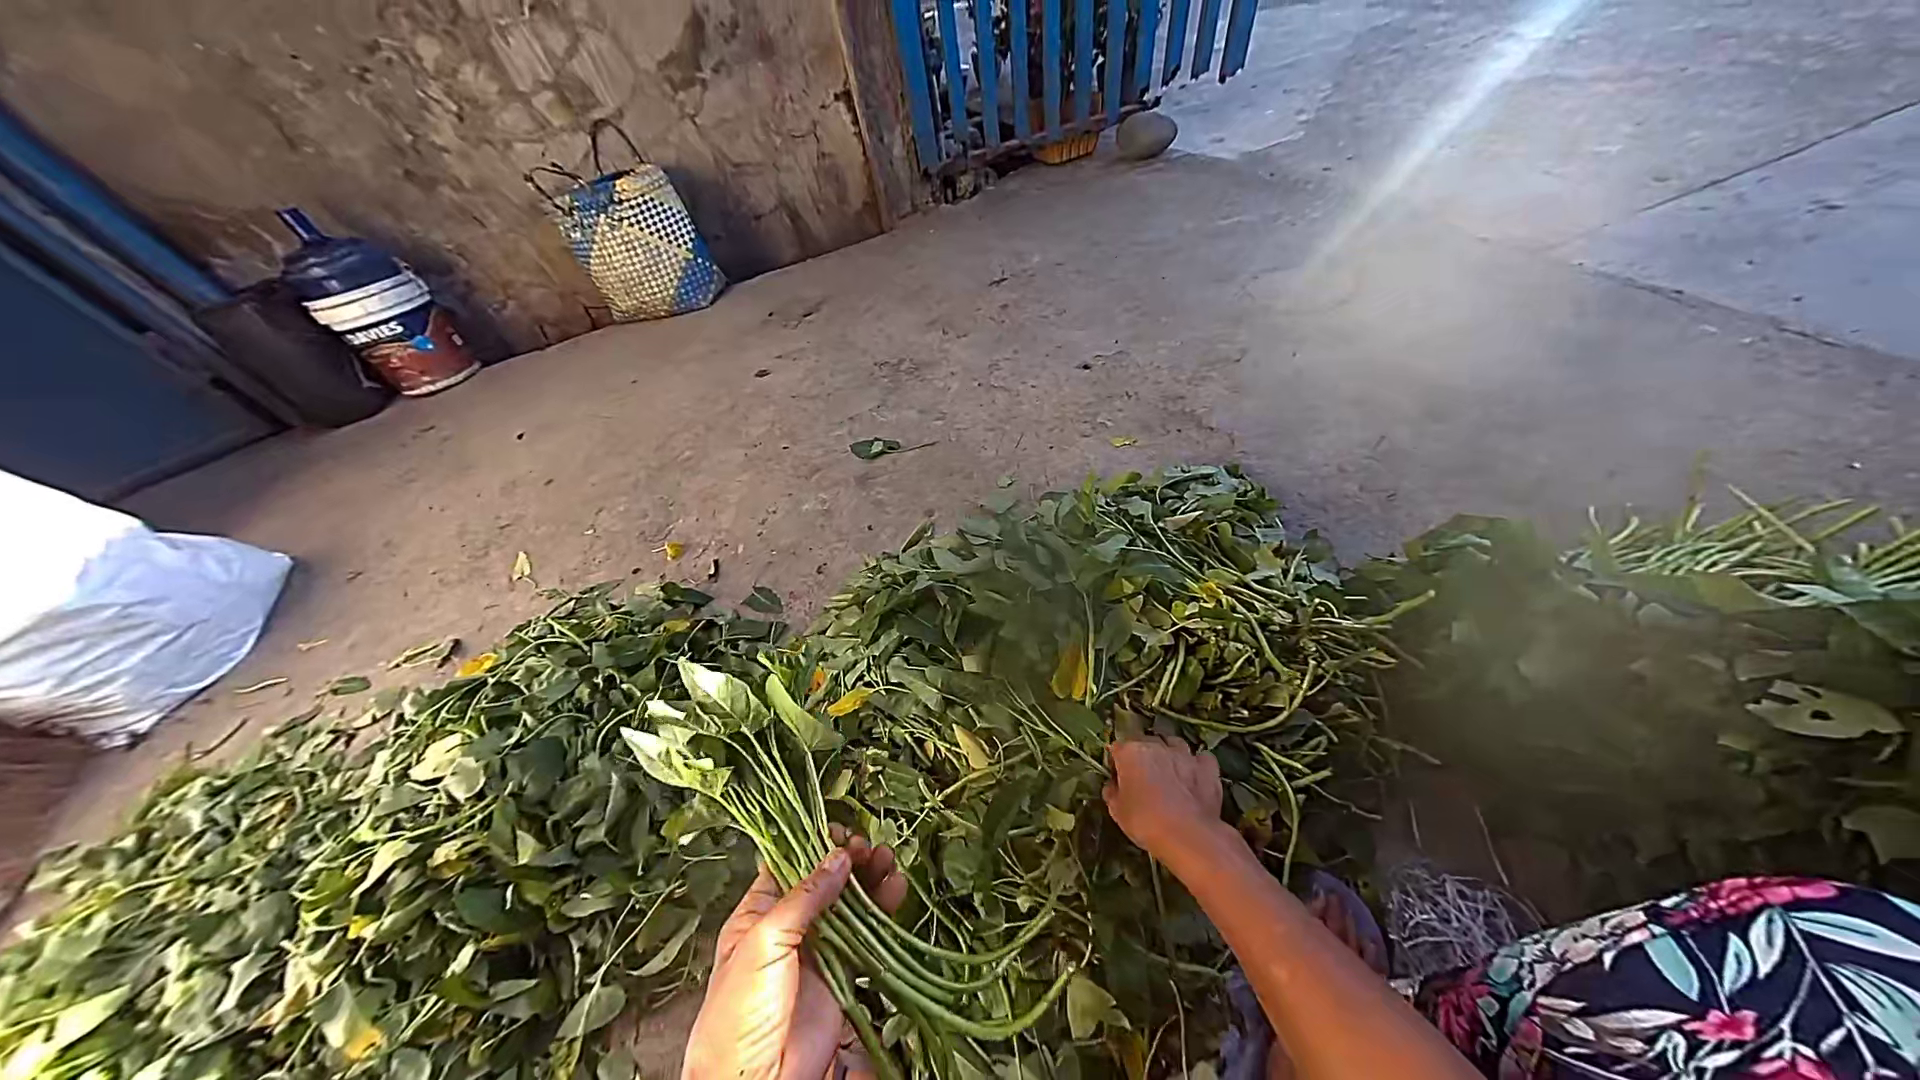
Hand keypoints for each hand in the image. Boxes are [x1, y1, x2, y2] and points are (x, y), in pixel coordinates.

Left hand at [681, 830, 906, 1079]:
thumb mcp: (763, 944)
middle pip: (825, 879)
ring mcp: (819, 948)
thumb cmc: (740, 1012)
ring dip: (870, 878)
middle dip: (848, 859)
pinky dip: (884, 908)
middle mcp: (790, 925)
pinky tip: (895, 889)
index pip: (790, 864)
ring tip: (886, 860)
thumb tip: (838, 856)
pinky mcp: (843, 970)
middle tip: (867, 848)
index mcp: (759, 913)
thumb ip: (803, 898)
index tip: (841, 831)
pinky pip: (868, 932)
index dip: (816, 844)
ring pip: (850, 901)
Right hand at [1102, 735, 1225, 859]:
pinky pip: (1200, 759)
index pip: (1117, 748)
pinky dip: (1196, 765)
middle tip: (1143, 777)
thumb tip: (1113, 785)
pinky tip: (1194, 777)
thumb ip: (1112, 792)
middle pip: (1146, 742)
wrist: (1188, 836)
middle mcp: (1157, 745)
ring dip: (1170, 754)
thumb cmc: (1145, 822)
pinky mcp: (1208, 767)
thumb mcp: (1117, 811)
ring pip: (1174, 744)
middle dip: (1143, 755)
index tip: (1119, 777)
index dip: (1117, 762)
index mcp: (1130, 751)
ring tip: (1170, 773)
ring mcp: (1185, 754)